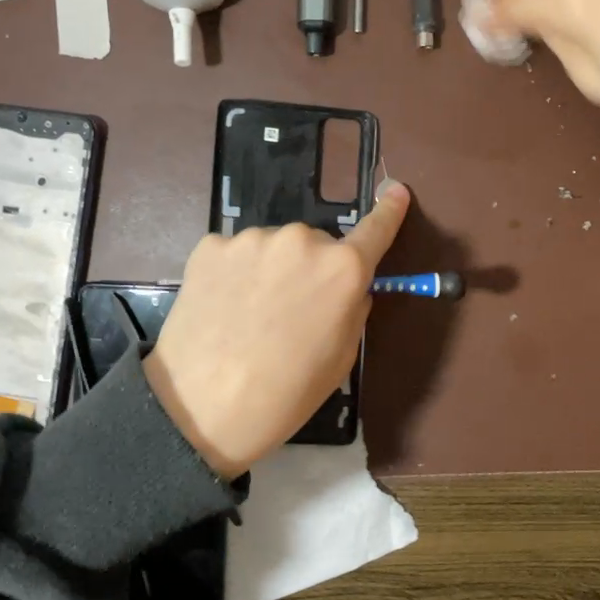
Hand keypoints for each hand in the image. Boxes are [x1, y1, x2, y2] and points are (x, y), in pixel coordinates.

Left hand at [144, 183, 411, 477]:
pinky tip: (221, 308)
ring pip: (272, 248)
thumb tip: (345, 288)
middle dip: (310, 270)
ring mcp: (251, 239)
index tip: (397, 192)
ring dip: (269, 270)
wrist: (201, 407)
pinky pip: (235, 254)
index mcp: (343, 270)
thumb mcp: (340, 358)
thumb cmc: (286, 394)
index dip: (389, 211)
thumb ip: (351, 309)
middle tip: (289, 313)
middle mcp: (300, 240)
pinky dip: (233, 274)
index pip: (375, 230)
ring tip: (249, 316)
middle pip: (315, 245)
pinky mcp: (210, 245)